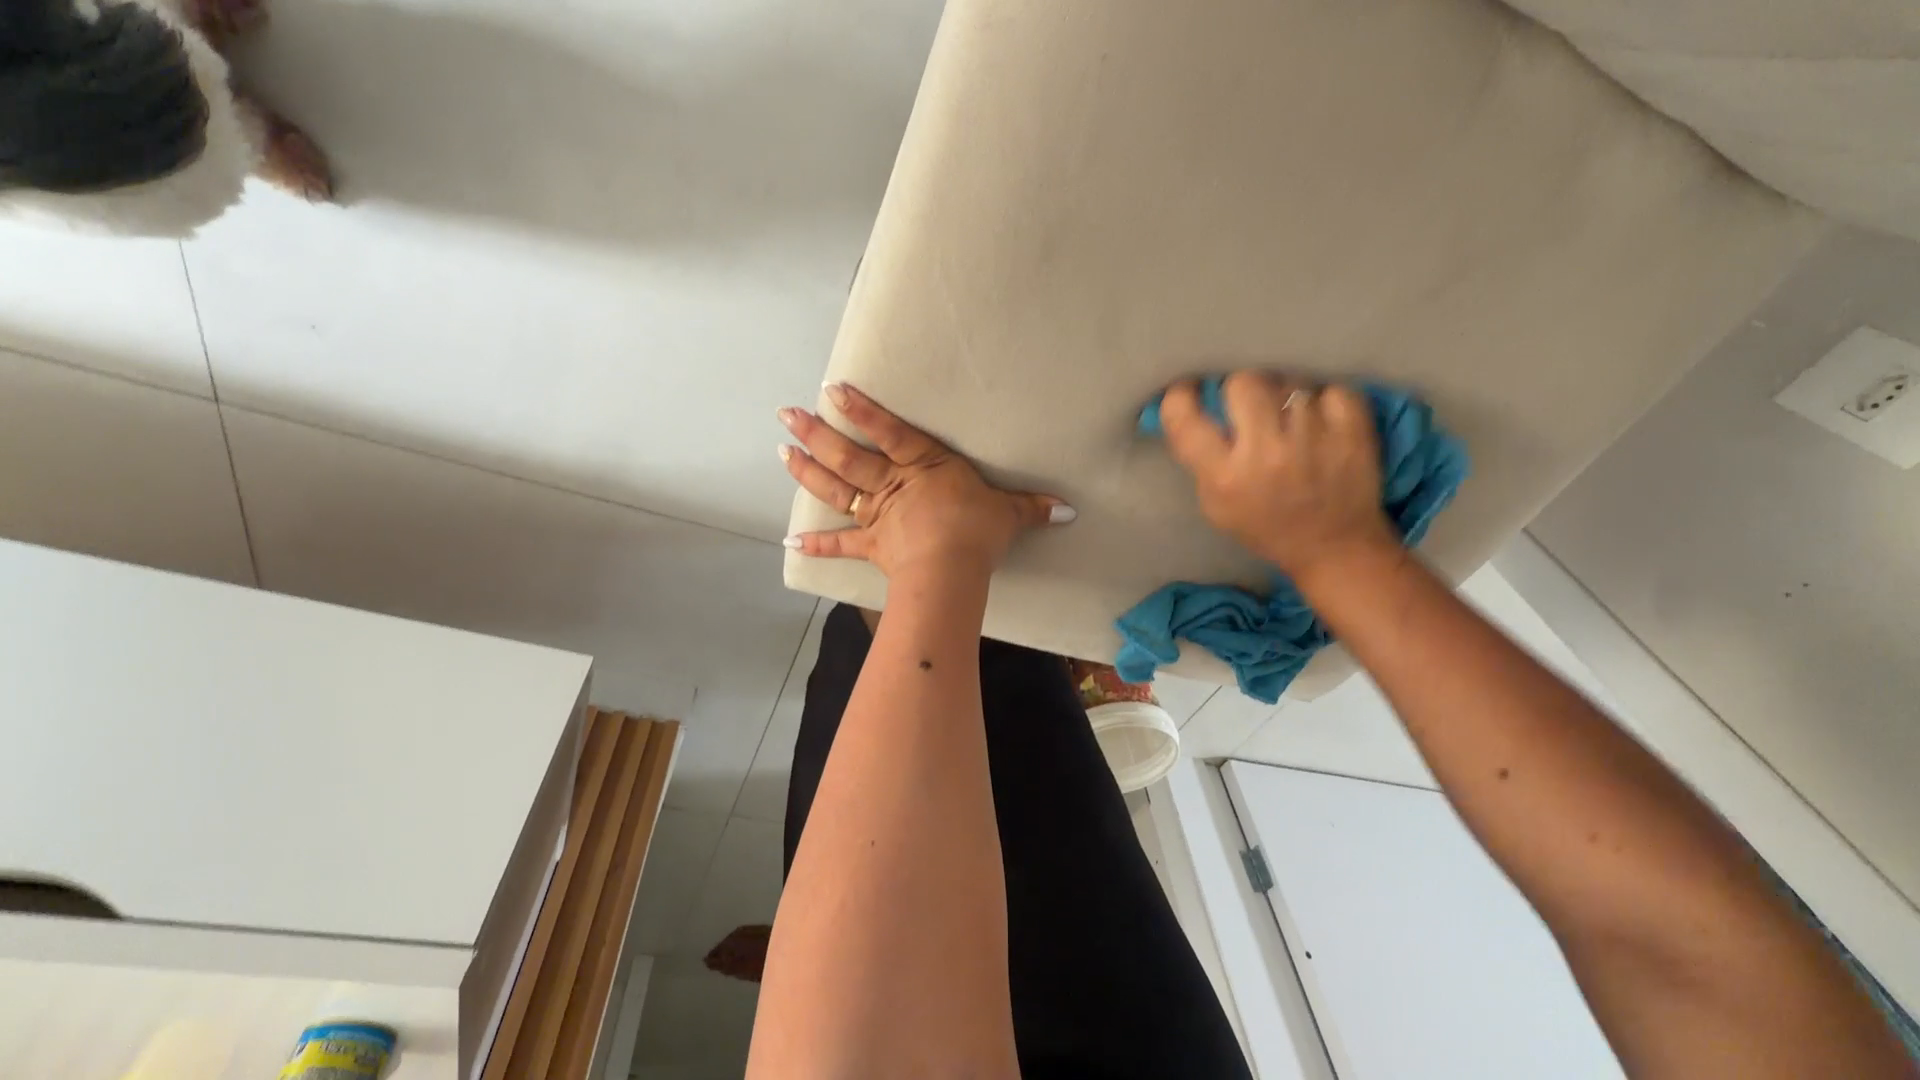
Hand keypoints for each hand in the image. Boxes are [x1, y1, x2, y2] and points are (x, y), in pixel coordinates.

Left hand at [779, 383, 1073, 578]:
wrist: (952, 571)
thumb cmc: (976, 532)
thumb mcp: (1008, 514)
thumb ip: (1032, 507)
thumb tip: (1069, 509)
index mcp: (924, 466)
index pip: (888, 431)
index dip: (860, 410)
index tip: (832, 389)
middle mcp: (894, 485)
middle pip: (848, 456)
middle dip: (816, 433)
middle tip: (787, 414)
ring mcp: (877, 516)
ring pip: (836, 489)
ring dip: (807, 471)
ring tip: (784, 451)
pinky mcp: (872, 547)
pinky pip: (840, 545)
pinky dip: (816, 545)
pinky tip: (791, 543)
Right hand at [1160, 372, 1396, 582]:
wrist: (1334, 546)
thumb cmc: (1266, 526)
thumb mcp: (1215, 504)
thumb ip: (1202, 458)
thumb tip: (1193, 404)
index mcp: (1225, 477)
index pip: (1184, 416)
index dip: (1180, 395)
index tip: (1190, 389)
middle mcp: (1266, 454)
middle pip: (1243, 382)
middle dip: (1241, 390)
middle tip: (1249, 405)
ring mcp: (1314, 439)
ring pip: (1287, 381)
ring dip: (1283, 394)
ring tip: (1288, 415)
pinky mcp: (1352, 431)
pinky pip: (1330, 389)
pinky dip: (1325, 400)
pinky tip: (1322, 419)